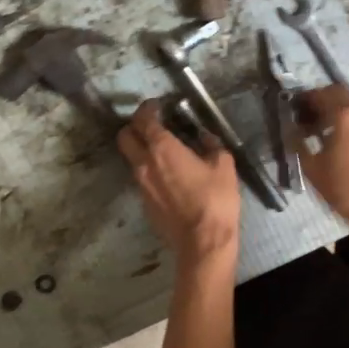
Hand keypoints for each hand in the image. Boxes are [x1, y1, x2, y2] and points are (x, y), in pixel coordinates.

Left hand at [119, 99, 240, 266]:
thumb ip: (212, 145)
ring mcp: (141, 185)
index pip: (143, 119)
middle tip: (152, 125)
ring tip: (162, 151)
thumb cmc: (215, 200)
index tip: (157, 106)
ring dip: (140, 150)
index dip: (147, 108)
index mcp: (163, 148)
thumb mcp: (223, 165)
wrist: (202, 241)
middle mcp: (144, 163)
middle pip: (124, 137)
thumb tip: (205, 137)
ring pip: (131, 159)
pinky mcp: (144, 203)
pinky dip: (149, 171)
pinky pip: (141, 179)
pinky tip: (168, 176)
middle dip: (134, 126)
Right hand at [295, 87, 348, 228]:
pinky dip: (348, 121)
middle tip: (305, 117)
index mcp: (345, 114)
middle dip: (320, 101)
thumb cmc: (343, 187)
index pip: (320, 94)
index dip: (303, 99)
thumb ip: (297, 141)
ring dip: (335, 111)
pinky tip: (337, 141)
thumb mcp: (311, 166)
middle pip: (339, 94)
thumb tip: (289, 127)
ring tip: (319, 131)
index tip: (292, 108)